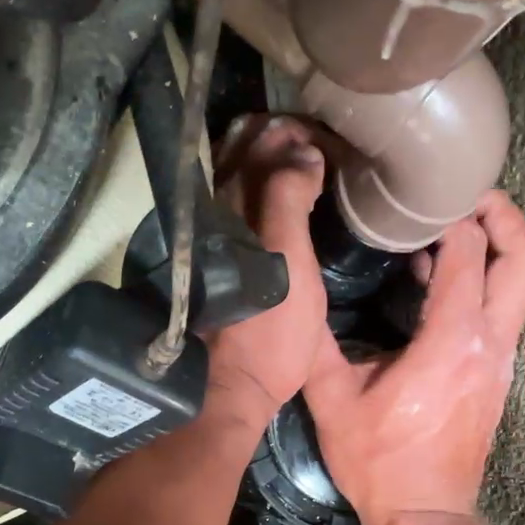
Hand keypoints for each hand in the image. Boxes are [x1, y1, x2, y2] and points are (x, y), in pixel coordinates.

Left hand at [200, 116, 330, 424]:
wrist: (225, 389)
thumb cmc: (268, 338)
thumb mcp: (294, 272)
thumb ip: (290, 205)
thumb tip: (302, 152)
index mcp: (239, 213)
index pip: (265, 150)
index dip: (296, 136)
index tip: (322, 136)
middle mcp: (214, 216)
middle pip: (240, 156)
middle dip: (274, 138)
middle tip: (305, 134)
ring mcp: (205, 237)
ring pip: (227, 177)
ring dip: (256, 156)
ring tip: (284, 147)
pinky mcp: (201, 258)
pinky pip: (223, 203)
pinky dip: (244, 183)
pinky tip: (261, 187)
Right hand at [303, 191, 524, 524]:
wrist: (425, 516)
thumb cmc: (379, 461)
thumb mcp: (333, 398)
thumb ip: (318, 341)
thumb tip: (300, 295)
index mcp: (452, 340)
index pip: (469, 251)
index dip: (449, 214)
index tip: (418, 199)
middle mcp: (491, 341)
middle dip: (501, 213)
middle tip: (457, 196)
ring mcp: (502, 358)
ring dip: (495, 245)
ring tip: (441, 232)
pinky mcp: (498, 372)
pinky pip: (505, 307)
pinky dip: (483, 279)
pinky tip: (435, 283)